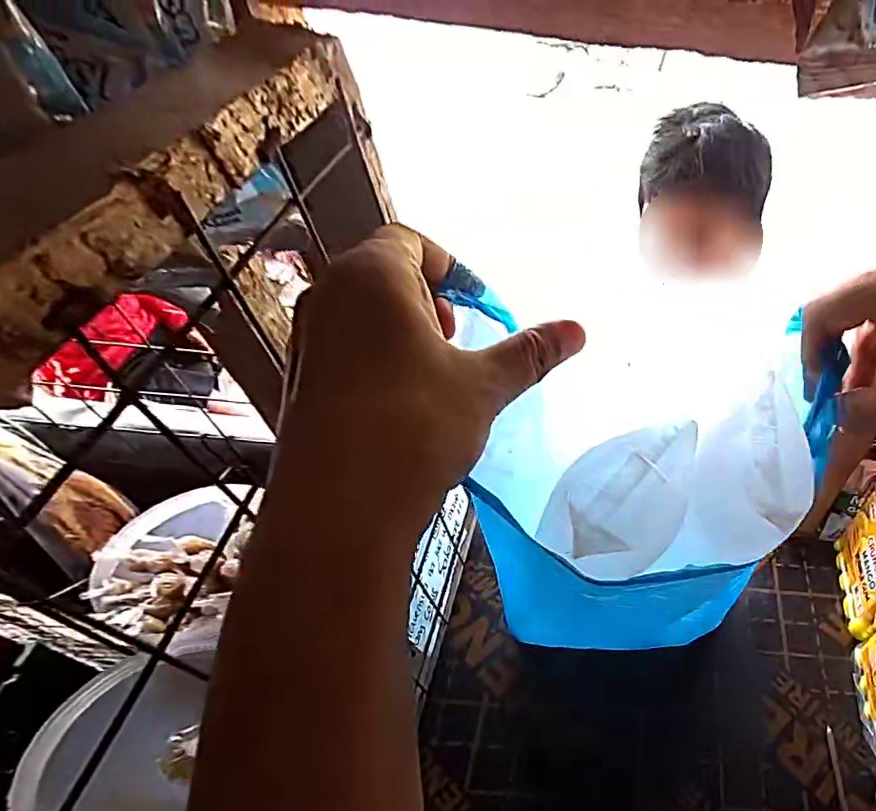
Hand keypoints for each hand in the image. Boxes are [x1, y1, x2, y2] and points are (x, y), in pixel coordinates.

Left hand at [280, 225, 584, 521]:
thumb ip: (528, 353)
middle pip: (383, 276)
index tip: (477, 309)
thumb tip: (577, 329)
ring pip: (360, 316)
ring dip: (401, 335)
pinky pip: (342, 352)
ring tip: (431, 380)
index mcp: (372, 276)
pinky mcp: (298, 381)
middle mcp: (328, 295)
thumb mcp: (483, 386)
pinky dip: (374, 363)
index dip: (452, 270)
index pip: (411, 241)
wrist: (341, 503)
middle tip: (456, 344)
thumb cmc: (416, 426)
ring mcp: (306, 340)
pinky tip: (398, 409)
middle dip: (428, 303)